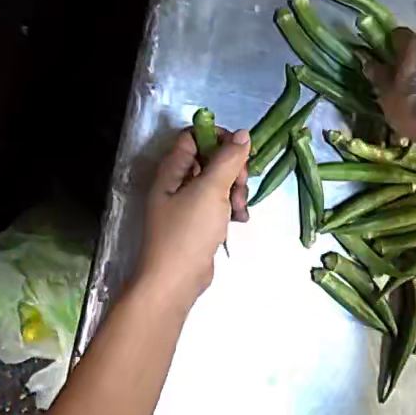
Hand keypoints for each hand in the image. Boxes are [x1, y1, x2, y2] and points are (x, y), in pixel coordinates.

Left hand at [136, 127, 249, 301]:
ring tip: (240, 209)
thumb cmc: (188, 232)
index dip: (218, 138)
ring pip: (220, 182)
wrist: (175, 280)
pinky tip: (240, 220)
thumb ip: (228, 159)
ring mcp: (188, 203)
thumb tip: (242, 134)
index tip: (239, 152)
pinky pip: (220, 204)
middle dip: (233, 169)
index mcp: (173, 169)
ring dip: (236, 190)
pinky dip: (232, 208)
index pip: (194, 136)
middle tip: (240, 186)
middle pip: (211, 158)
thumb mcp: (211, 190)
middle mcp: (178, 182)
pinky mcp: (199, 221)